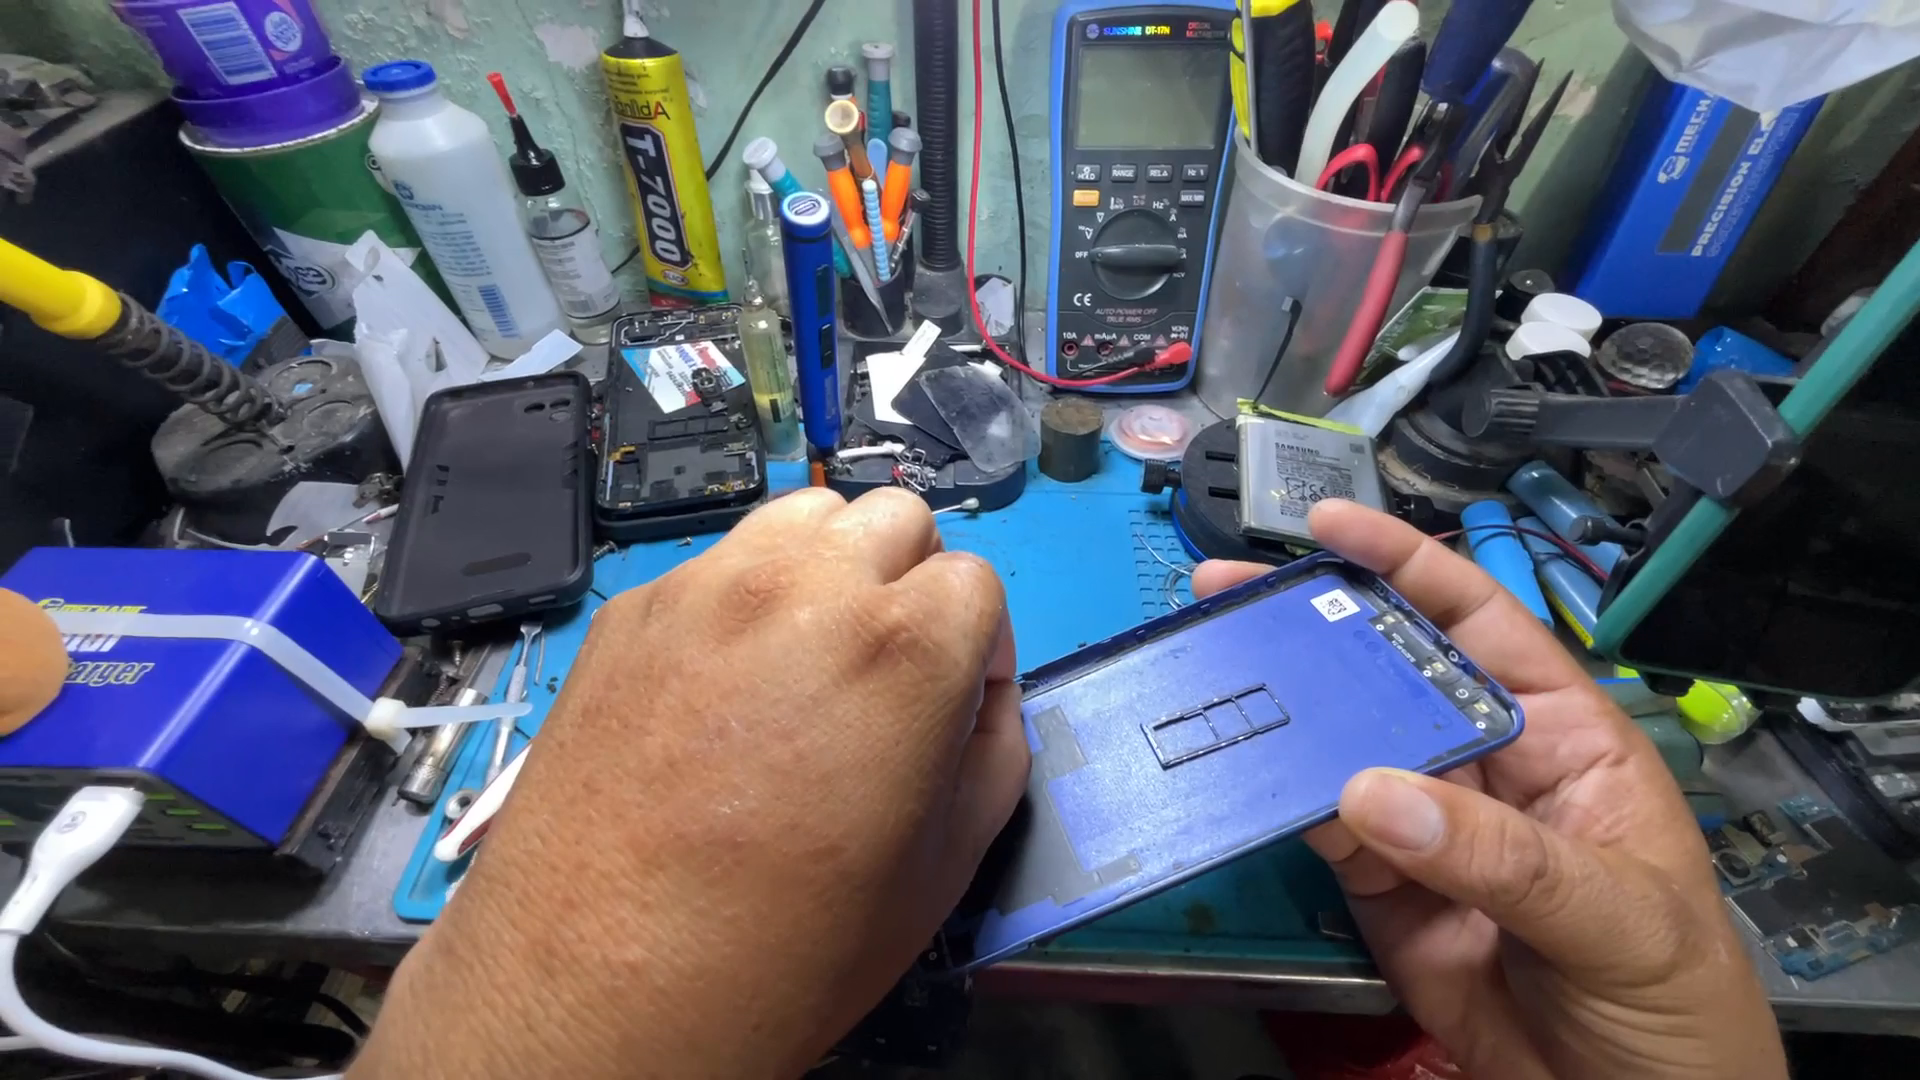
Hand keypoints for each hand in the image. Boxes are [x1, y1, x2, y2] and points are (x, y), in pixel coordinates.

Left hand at [354, 489, 1029, 1078]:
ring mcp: (710, 584)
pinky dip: (754, 593)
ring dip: (836, 563)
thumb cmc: (798, 939)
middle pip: (898, 519)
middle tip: (889, 661)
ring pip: (808, 515)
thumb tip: (977, 688)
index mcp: (904, 643)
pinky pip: (724, 562)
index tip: (955, 696)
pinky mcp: (636, 607)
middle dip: (916, 581)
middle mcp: (808, 585)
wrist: (600, 996)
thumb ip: (995, 741)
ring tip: (814, 643)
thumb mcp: (951, 856)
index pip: (977, 578)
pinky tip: (728, 674)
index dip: (981, 642)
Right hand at [1192, 501, 1783, 1079]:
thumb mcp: (1619, 920)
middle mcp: (1469, 749)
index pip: (1473, 619)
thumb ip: (1502, 857)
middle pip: (1377, 663)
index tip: (1329, 526)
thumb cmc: (1669, 1002)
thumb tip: (1369, 795)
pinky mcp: (1367, 859)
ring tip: (1211, 655)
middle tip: (1225, 584)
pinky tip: (1239, 757)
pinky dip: (1275, 786)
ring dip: (1274, 695)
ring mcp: (1412, 803)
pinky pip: (1312, 808)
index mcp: (1552, 730)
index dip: (1402, 562)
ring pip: (1332, 730)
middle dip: (1305, 618)